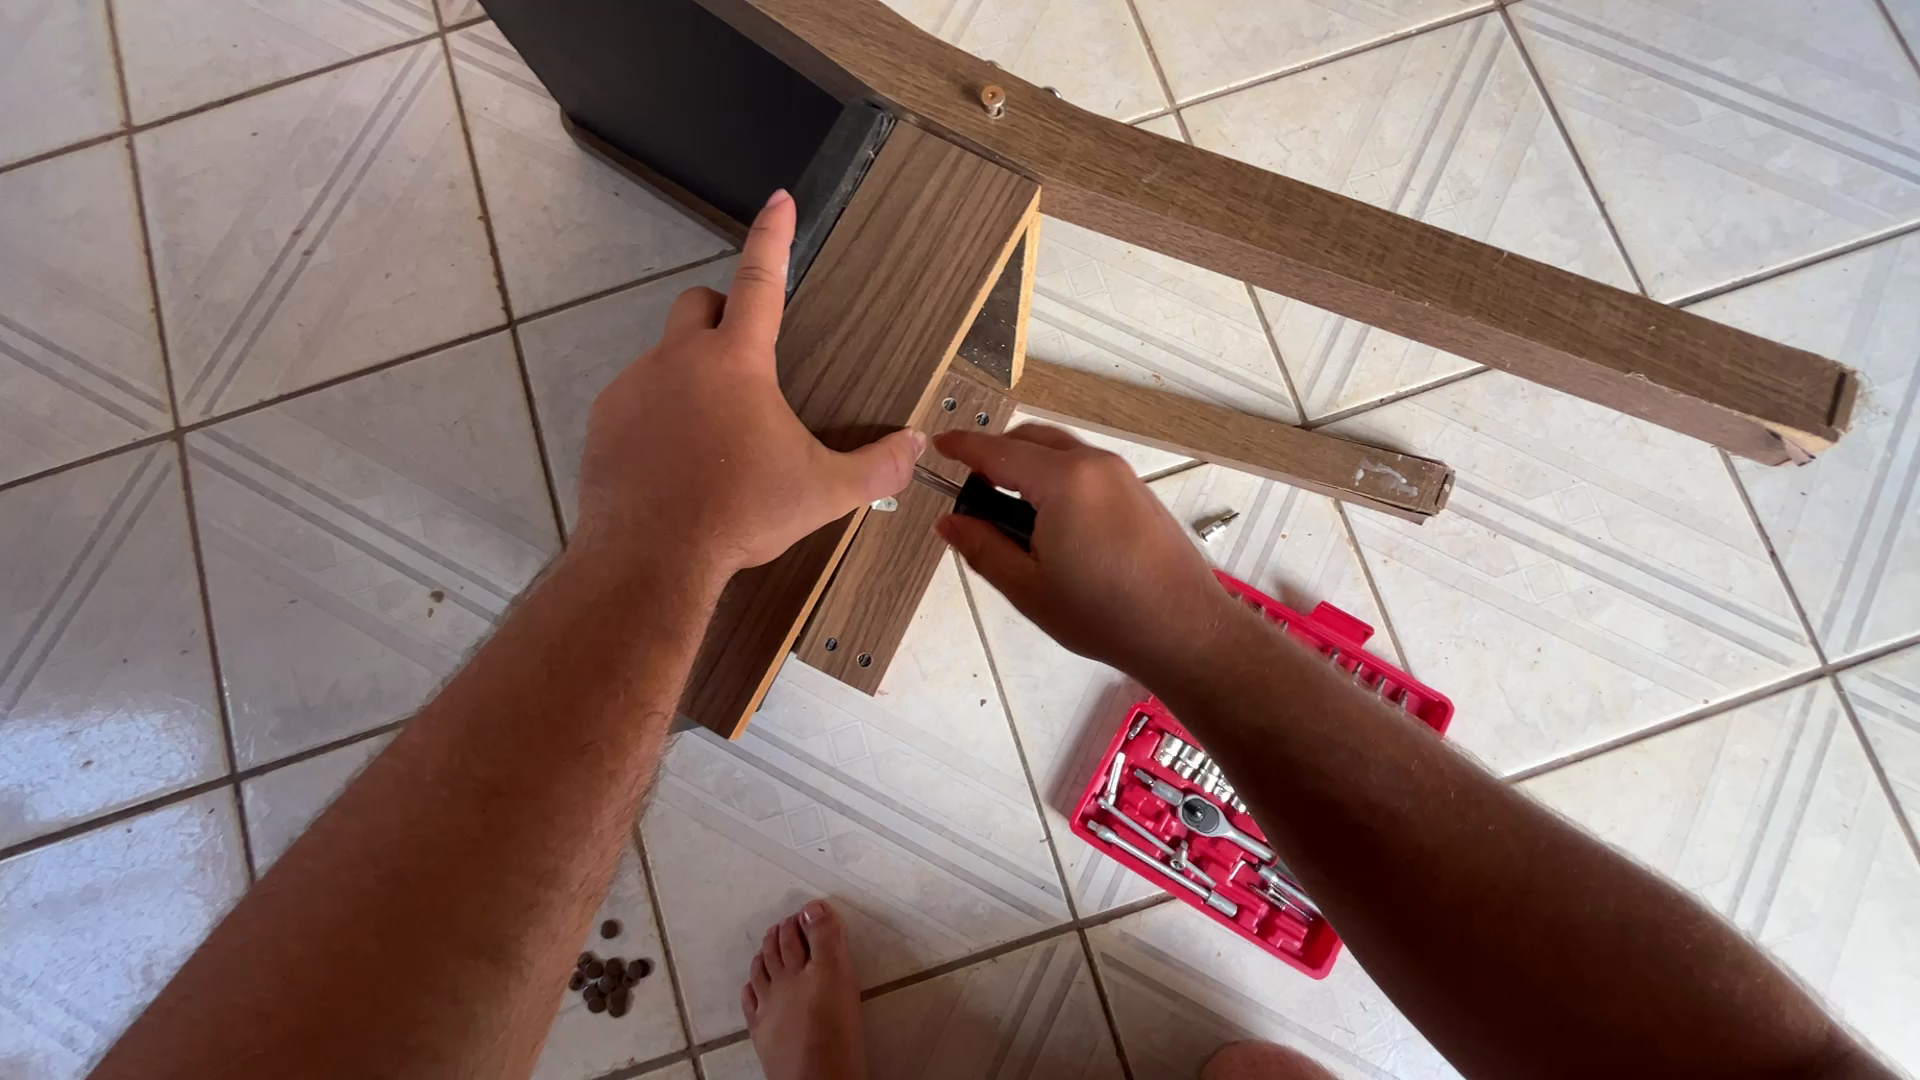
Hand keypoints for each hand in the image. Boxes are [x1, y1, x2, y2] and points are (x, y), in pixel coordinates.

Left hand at [574, 190, 924, 583]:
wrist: (650, 558)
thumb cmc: (742, 514)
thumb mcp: (823, 494)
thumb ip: (878, 468)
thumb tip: (917, 446)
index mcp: (737, 363)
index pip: (762, 280)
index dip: (775, 236)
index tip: (780, 199)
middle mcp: (680, 359)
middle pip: (700, 303)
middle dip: (725, 317)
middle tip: (746, 369)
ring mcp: (634, 386)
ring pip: (667, 356)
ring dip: (693, 376)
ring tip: (713, 438)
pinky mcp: (605, 419)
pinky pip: (637, 397)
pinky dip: (661, 413)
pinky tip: (675, 461)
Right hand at [933, 425, 1241, 677]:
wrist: (1183, 630)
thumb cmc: (1104, 614)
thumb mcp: (1028, 587)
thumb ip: (982, 548)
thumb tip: (950, 522)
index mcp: (1064, 481)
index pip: (998, 451)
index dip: (963, 447)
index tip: (940, 444)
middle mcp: (1095, 465)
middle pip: (1032, 440)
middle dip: (996, 454)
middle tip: (974, 489)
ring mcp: (1122, 475)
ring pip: (1061, 451)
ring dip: (1029, 466)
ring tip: (1011, 511)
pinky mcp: (1138, 491)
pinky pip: (1085, 468)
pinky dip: (1057, 477)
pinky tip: (1052, 520)